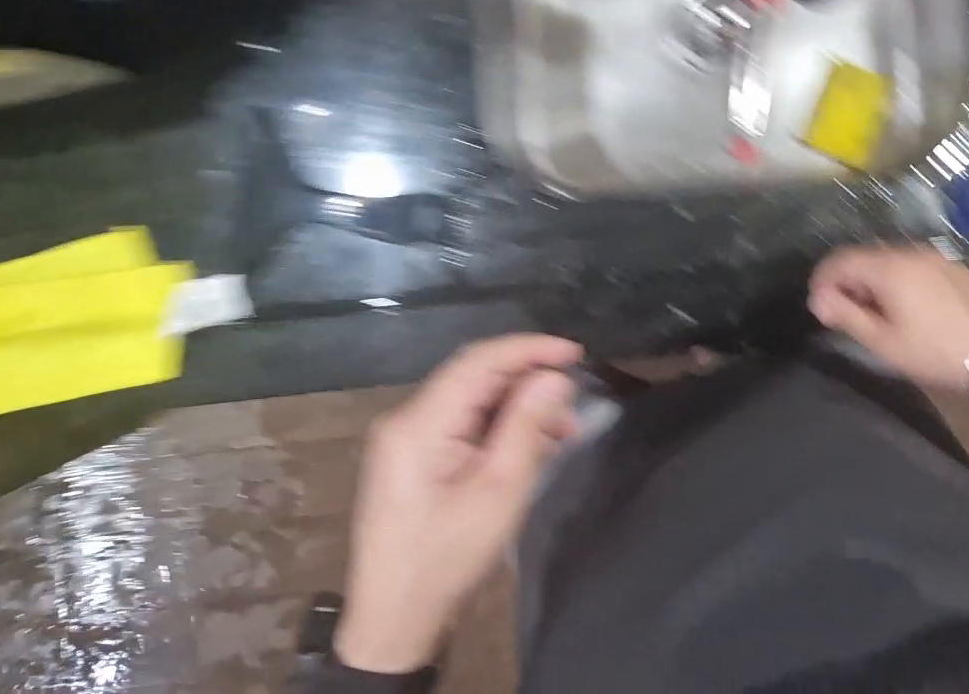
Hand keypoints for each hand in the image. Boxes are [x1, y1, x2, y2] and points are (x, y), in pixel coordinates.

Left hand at [335, 334, 583, 673]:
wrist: (393, 619)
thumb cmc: (447, 556)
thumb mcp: (498, 491)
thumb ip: (525, 426)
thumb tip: (554, 377)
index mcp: (421, 423)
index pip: (479, 361)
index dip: (530, 349)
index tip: (575, 353)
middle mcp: (408, 419)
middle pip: (476, 377)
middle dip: (529, 381)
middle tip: (574, 401)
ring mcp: (407, 438)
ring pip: (473, 400)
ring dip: (519, 406)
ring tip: (564, 430)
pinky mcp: (413, 457)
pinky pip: (463, 423)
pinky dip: (499, 426)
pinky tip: (532, 445)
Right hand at [808, 246, 968, 390]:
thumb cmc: (935, 353)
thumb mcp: (884, 342)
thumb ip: (846, 315)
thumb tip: (817, 300)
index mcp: (890, 267)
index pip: (841, 259)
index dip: (822, 280)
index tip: (819, 307)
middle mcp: (911, 251)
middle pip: (865, 256)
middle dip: (847, 281)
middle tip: (844, 314)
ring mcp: (935, 256)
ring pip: (889, 260)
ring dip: (872, 281)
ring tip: (874, 313)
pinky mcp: (953, 266)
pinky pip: (913, 264)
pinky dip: (898, 279)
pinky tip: (905, 307)